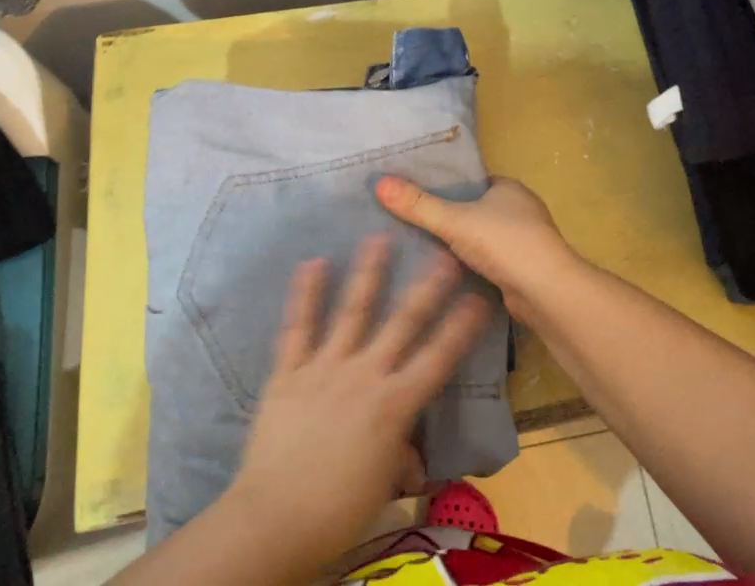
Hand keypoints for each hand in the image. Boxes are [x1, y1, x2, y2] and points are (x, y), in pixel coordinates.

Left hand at [223, 235, 490, 571]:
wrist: (275, 518)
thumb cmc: (338, 509)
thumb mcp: (383, 484)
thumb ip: (400, 457)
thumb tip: (411, 460)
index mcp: (396, 404)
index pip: (439, 357)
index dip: (463, 326)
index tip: (480, 296)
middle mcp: (366, 375)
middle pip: (404, 322)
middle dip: (429, 286)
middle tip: (445, 252)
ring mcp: (325, 368)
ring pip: (353, 312)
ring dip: (369, 273)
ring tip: (379, 237)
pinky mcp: (288, 372)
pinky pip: (298, 328)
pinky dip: (305, 294)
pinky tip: (313, 263)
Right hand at [377, 176, 582, 320]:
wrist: (544, 290)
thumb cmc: (504, 242)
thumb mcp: (454, 221)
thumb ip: (418, 205)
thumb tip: (380, 183)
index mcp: (510, 188)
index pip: (474, 182)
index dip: (449, 187)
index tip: (419, 195)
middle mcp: (522, 210)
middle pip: (479, 211)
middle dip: (453, 219)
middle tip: (414, 226)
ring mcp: (526, 242)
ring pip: (485, 239)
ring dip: (463, 246)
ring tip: (423, 252)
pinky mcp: (523, 270)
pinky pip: (491, 263)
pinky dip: (473, 267)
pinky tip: (448, 275)